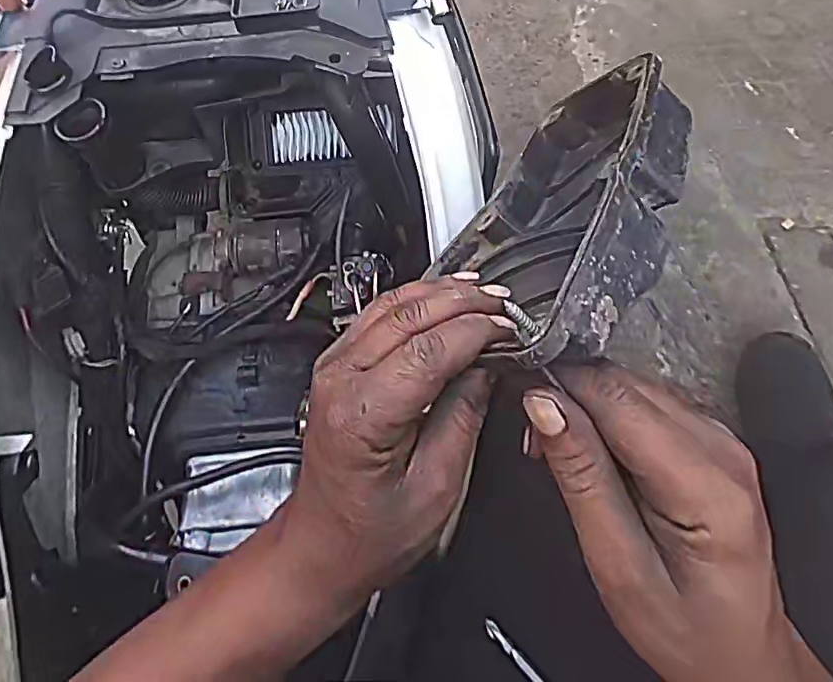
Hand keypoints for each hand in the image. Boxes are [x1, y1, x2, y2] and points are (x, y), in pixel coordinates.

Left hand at [277, 276, 513, 601]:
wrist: (323, 540)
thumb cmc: (371, 530)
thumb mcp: (435, 486)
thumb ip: (465, 415)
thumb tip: (490, 363)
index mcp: (361, 415)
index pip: (428, 350)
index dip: (476, 331)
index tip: (509, 329)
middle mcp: (340, 379)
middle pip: (411, 316)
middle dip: (465, 302)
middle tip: (505, 304)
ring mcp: (335, 364)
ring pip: (394, 303)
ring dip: (444, 291)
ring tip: (484, 291)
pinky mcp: (339, 358)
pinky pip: (381, 310)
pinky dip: (419, 295)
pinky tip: (445, 292)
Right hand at [524, 364, 823, 681]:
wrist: (741, 654)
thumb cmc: (688, 631)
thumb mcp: (619, 567)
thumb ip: (582, 476)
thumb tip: (546, 406)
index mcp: (708, 486)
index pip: (619, 399)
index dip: (564, 388)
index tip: (527, 402)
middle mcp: (722, 448)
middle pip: (626, 385)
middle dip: (571, 395)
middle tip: (538, 437)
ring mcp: (721, 437)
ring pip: (633, 385)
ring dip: (587, 402)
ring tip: (562, 449)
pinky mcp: (710, 436)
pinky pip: (646, 400)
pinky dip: (608, 412)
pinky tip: (595, 448)